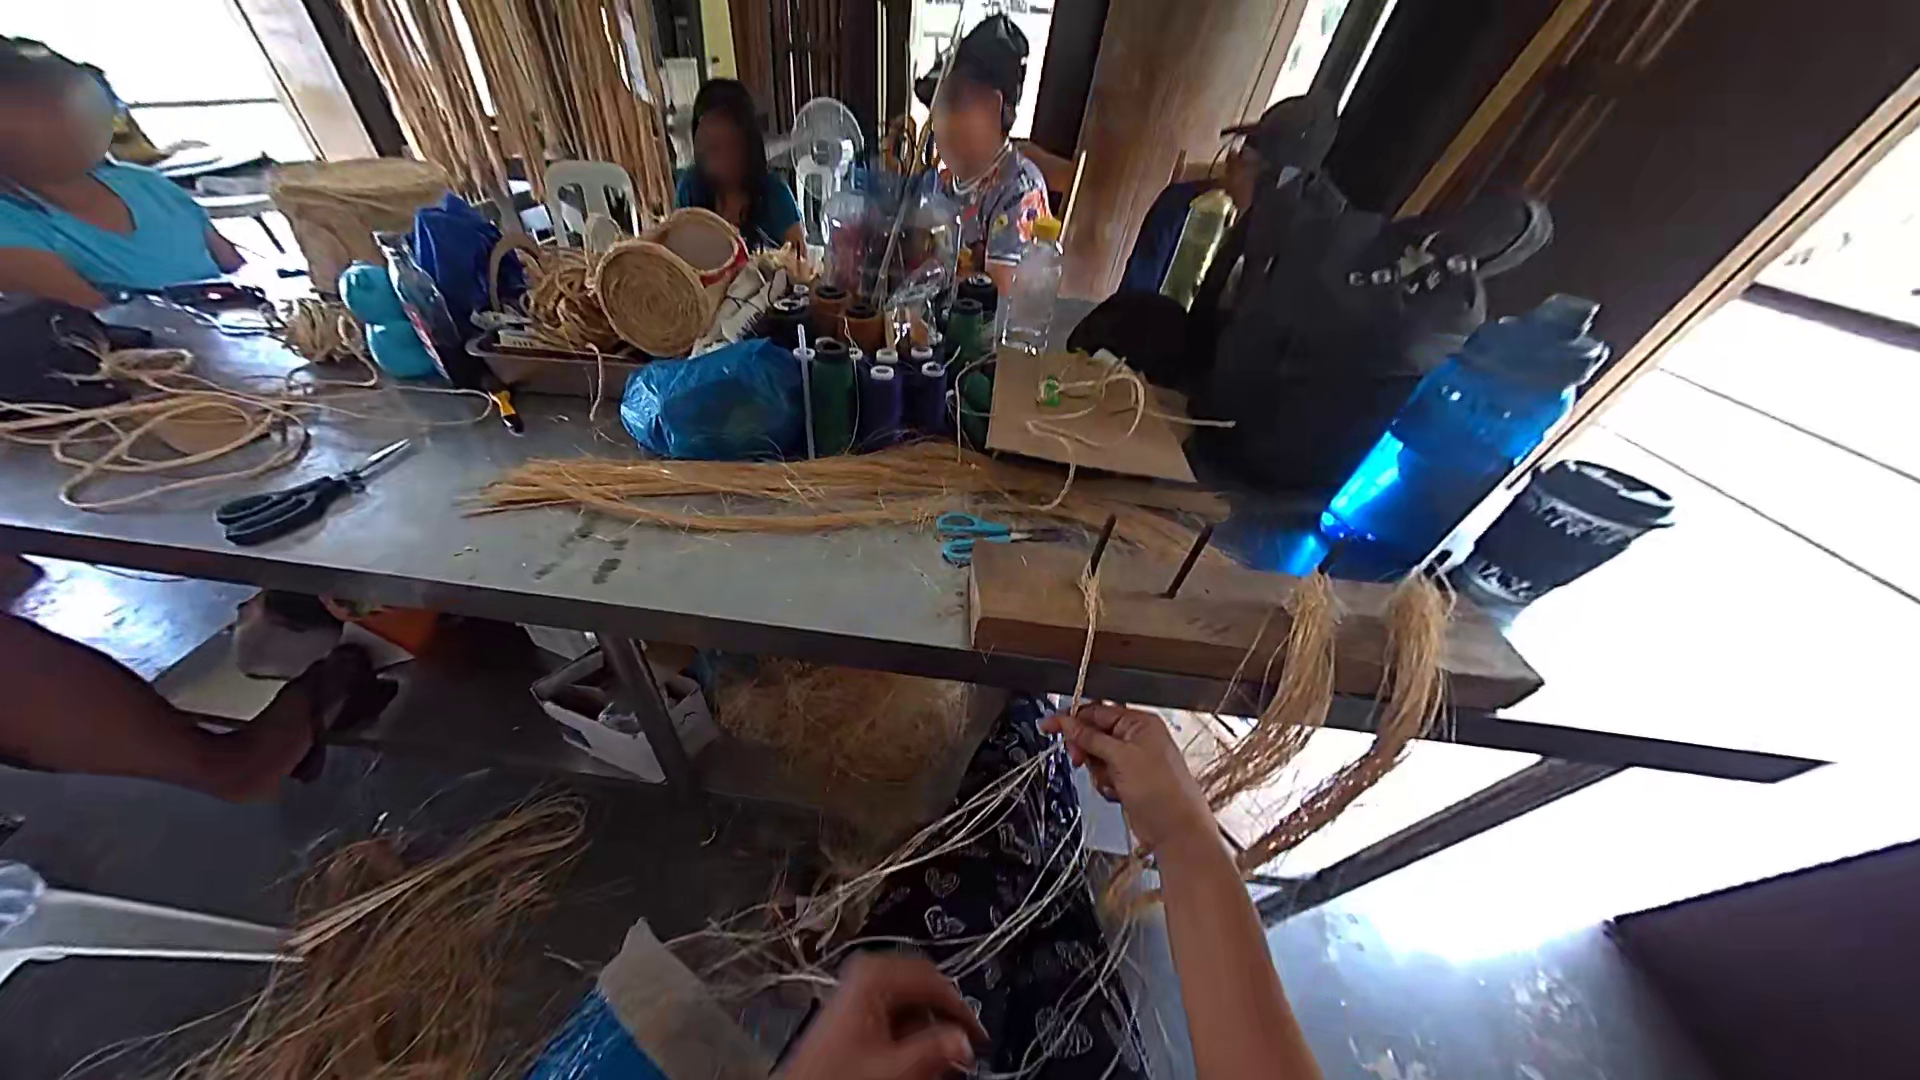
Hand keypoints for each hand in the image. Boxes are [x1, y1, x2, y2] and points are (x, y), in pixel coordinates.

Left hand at [779, 953, 988, 1079]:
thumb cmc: (836, 1077)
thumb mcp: (891, 1068)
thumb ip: (933, 1051)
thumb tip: (964, 1039)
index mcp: (875, 971)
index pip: (933, 978)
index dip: (961, 1008)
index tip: (978, 1035)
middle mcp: (867, 969)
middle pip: (921, 986)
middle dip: (943, 1018)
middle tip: (963, 1046)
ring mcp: (859, 986)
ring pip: (909, 1000)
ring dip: (928, 1027)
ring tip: (941, 1056)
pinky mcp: (853, 1006)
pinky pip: (893, 1010)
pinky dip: (910, 1031)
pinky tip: (917, 1054)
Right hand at [1042, 704, 1218, 855]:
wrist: (1177, 833)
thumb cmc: (1163, 792)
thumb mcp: (1121, 757)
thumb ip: (1091, 737)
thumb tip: (1068, 722)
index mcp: (1140, 723)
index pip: (1098, 712)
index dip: (1073, 719)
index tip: (1050, 724)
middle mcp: (1136, 738)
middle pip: (1093, 733)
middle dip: (1085, 748)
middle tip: (1078, 758)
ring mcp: (1132, 760)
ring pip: (1095, 756)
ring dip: (1097, 770)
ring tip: (1111, 781)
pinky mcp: (1128, 780)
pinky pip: (1102, 774)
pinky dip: (1104, 783)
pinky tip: (1117, 792)